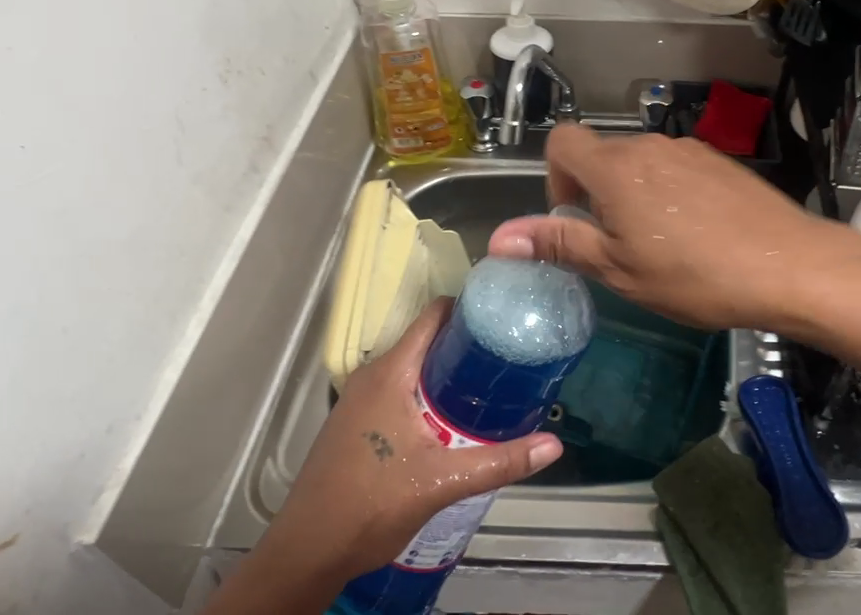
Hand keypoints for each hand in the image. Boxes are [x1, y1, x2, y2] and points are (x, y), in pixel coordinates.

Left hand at [205, 300, 562, 613]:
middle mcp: (373, 375)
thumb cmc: (370, 506)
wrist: (306, 552)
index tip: (507, 316)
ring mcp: (362, 399)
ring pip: (415, 368)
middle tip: (511, 356)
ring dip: (450, 373)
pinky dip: (430, 393)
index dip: (471, 308)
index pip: (434, 316)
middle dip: (469, 345)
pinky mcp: (358, 422)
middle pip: (428, 341)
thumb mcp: (442, 482)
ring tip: (493, 386)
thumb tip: (554, 445)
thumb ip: (499, 462)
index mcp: (391, 372)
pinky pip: (402, 390)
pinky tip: (455, 419)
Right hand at [486, 123, 848, 329]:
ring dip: (632, 193)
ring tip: (659, 243)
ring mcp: (689, 149)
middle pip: (602, 153)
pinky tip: (695, 232)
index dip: (555, 178)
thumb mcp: (619, 270)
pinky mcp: (720, 160)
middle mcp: (649, 146)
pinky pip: (675, 167)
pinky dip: (667, 191)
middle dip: (595, 192)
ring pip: (640, 162)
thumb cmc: (694, 275)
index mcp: (616, 168)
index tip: (575, 220)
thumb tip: (499, 237)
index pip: (561, 141)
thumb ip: (559, 245)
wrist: (788, 264)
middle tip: (617, 244)